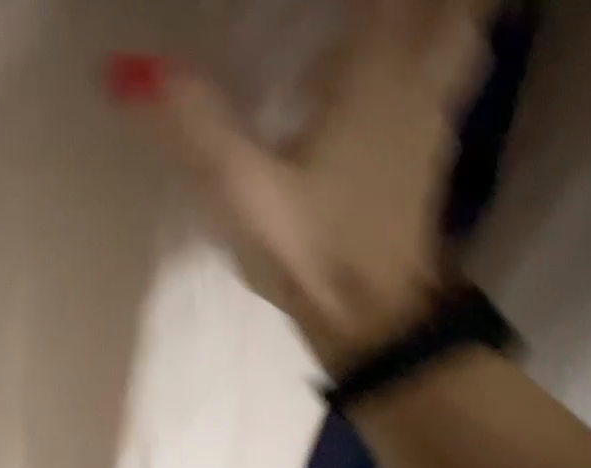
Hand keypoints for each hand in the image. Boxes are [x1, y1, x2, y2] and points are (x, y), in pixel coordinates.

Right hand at [113, 0, 493, 372]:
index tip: (291, 7)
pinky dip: (429, 48)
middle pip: (443, 5)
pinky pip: (445, 70)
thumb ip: (195, 128)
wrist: (371, 312)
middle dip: (407, 1)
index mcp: (373, 75)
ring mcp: (429, 114)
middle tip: (352, 14)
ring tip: (382, 22)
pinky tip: (393, 68)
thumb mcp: (240, 189)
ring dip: (432, 14)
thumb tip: (132, 70)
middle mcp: (415, 79)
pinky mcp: (425, 149)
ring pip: (458, 29)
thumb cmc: (308, 249)